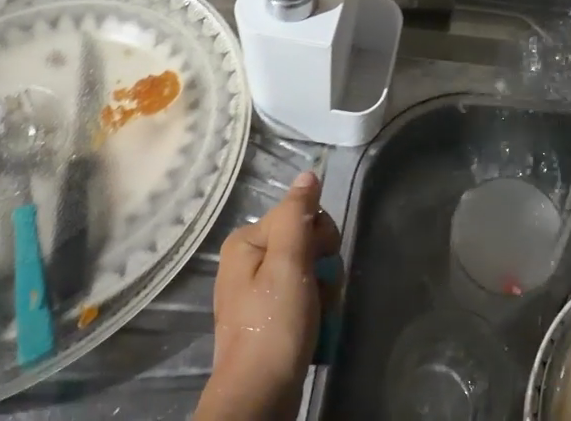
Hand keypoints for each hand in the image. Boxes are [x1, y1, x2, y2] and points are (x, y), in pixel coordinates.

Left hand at [197, 172, 340, 420]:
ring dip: (323, 291)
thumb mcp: (289, 263)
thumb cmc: (274, 325)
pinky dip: (315, 310)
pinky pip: (304, 297)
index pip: (302, 214)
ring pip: (311, 271)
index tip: (320, 264)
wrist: (259, 396)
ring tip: (316, 315)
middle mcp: (247, 260)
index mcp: (247, 241)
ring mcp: (258, 291)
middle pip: (307, 242)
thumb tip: (308, 174)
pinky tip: (313, 327)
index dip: (321, 237)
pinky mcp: (269, 318)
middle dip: (323, 267)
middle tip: (317, 293)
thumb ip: (298, 215)